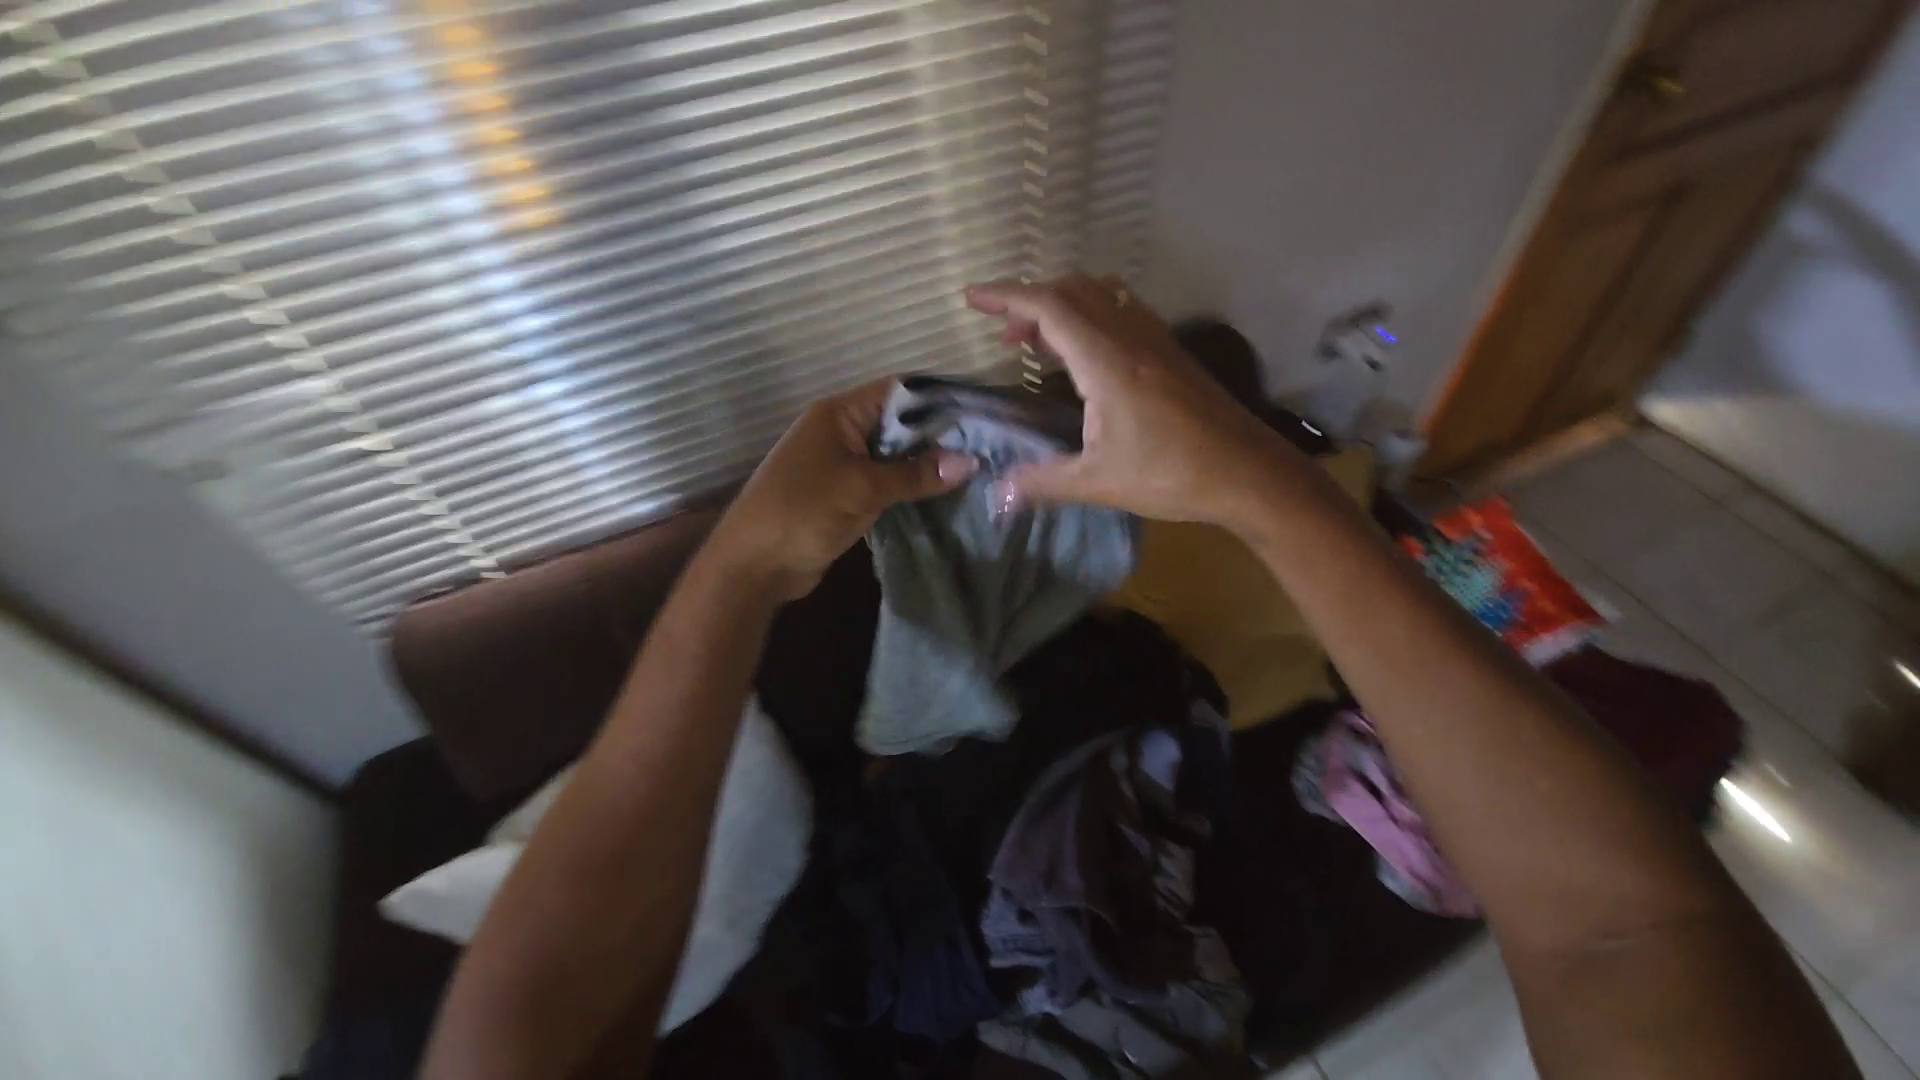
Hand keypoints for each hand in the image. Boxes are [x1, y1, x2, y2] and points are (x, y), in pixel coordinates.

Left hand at [707, 380, 976, 600]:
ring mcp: (841, 465)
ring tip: (976, 469)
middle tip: (987, 446)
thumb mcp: (863, 489)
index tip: (980, 412)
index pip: (897, 392)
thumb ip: (915, 474)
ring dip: (926, 464)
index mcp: (838, 414)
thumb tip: (969, 462)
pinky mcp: (843, 496)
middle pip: (898, 423)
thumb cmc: (803, 512)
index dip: (938, 398)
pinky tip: (943, 495)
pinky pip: (884, 483)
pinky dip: (910, 487)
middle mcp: (840, 431)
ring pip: (893, 456)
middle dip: (938, 434)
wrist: (754, 566)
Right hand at [965, 275, 1298, 532]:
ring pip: (1101, 296)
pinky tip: (1085, 357)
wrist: (1249, 473)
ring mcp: (1156, 341)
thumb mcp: (1099, 483)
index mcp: (1107, 361)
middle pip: (1073, 291)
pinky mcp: (1171, 354)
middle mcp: (1131, 337)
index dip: (1006, 296)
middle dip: (1030, 302)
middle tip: (1005, 337)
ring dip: (1063, 306)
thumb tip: (996, 494)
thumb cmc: (1173, 475)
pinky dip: (1091, 316)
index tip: (972, 299)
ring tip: (1038, 344)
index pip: (1049, 307)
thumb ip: (1043, 482)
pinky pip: (1122, 312)